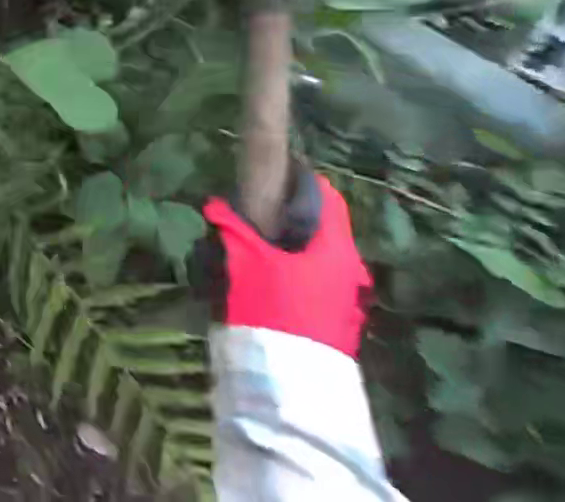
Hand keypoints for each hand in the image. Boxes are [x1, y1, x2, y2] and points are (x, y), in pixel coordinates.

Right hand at [203, 176, 371, 357]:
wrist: (293, 388)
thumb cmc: (274, 309)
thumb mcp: (245, 260)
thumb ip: (232, 226)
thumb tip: (216, 204)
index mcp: (335, 247)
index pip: (324, 194)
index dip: (296, 179)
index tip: (266, 175)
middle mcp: (348, 268)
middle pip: (315, 226)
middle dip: (281, 216)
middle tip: (248, 213)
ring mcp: (343, 298)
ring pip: (311, 256)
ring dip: (282, 247)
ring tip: (246, 247)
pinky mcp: (331, 322)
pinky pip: (308, 281)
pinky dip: (286, 272)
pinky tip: (258, 281)